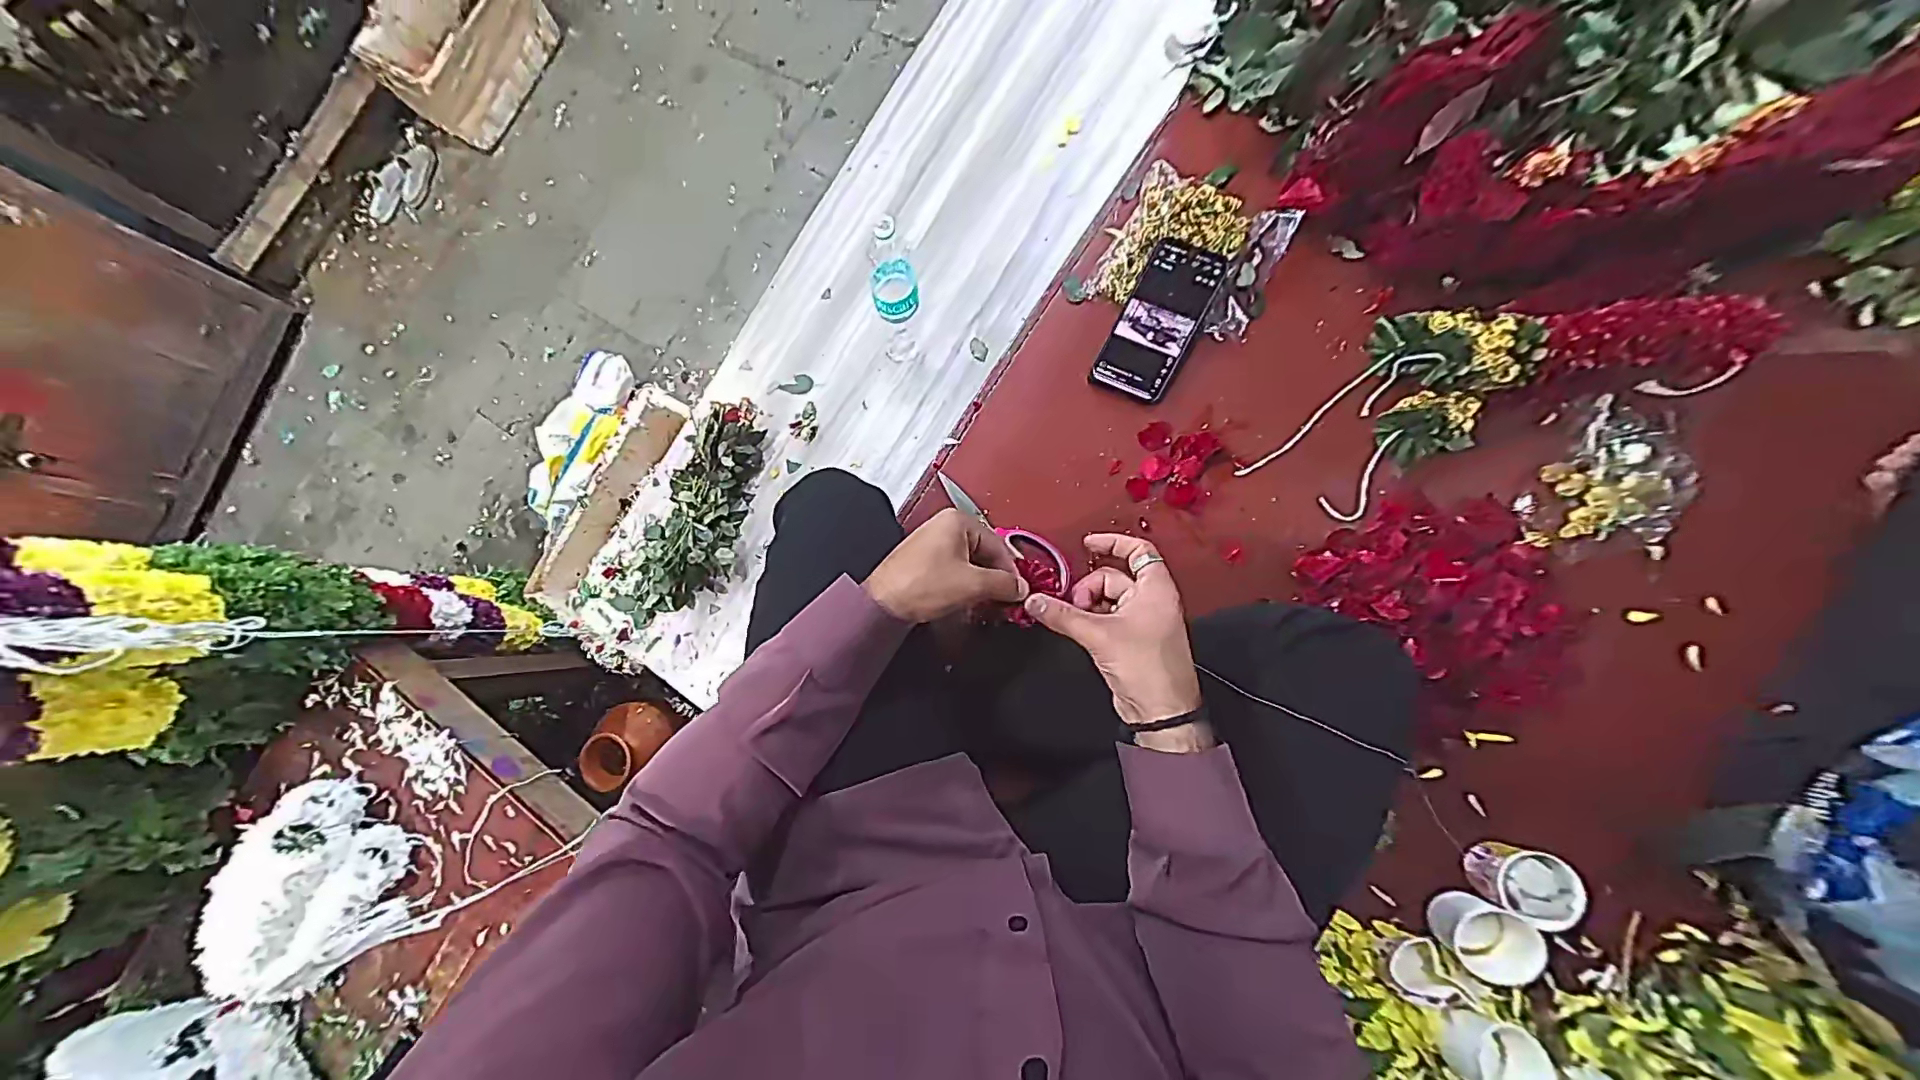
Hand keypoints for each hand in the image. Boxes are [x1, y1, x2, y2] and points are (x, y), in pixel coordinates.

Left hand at [864, 508, 1028, 622]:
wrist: (882, 604)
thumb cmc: (917, 585)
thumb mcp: (972, 585)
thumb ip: (1003, 584)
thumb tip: (1019, 587)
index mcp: (957, 521)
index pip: (998, 545)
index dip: (1012, 571)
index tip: (1019, 590)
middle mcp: (945, 527)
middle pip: (985, 554)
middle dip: (997, 579)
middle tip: (1006, 600)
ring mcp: (934, 544)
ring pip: (971, 564)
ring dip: (982, 585)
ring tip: (989, 604)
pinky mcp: (925, 562)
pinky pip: (956, 571)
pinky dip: (966, 586)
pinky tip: (969, 602)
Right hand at [1021, 534, 1202, 728]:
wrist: (1160, 710)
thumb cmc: (1151, 671)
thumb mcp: (1098, 635)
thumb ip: (1062, 615)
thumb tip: (1038, 602)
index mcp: (1156, 588)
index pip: (1137, 549)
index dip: (1112, 542)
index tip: (1088, 544)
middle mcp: (1152, 601)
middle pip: (1113, 577)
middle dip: (1088, 587)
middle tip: (1072, 603)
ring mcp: (1142, 621)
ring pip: (1107, 600)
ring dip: (1086, 606)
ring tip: (1073, 620)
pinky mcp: (1131, 639)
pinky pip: (1106, 619)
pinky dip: (1090, 620)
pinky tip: (1078, 630)